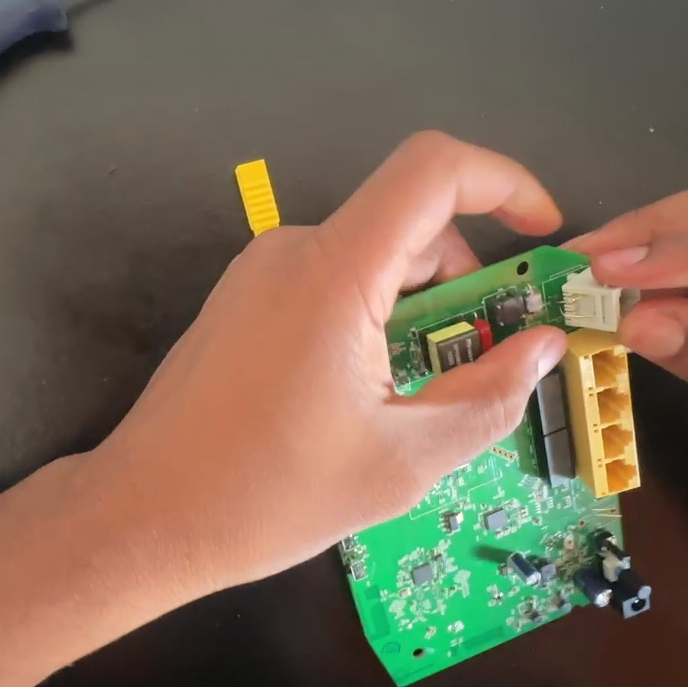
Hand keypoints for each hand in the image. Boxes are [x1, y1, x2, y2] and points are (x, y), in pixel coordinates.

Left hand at [87, 132, 570, 594]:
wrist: (144, 516)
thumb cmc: (268, 495)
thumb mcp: (401, 461)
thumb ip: (488, 397)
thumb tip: (543, 347)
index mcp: (333, 272)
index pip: (432, 170)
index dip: (503, 181)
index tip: (541, 233)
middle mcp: (291, 251)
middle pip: (407, 226)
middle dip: (464, 283)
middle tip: (483, 362)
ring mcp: (258, 273)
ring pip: (369, 260)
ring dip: (416, 310)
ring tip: (419, 395)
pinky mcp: (242, 301)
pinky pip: (328, 283)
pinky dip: (371, 318)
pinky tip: (366, 392)